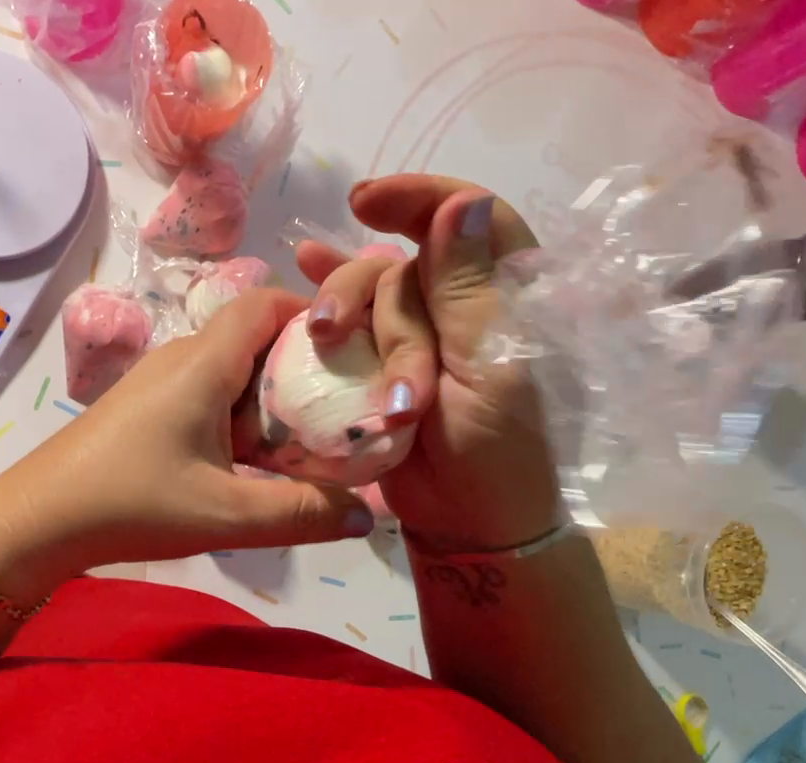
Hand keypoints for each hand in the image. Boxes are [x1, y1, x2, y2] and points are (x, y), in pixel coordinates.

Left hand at [0, 289, 375, 601]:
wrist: (39, 519)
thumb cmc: (131, 504)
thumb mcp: (225, 514)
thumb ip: (300, 514)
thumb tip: (369, 515)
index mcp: (203, 364)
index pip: (267, 304)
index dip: (315, 315)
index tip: (352, 354)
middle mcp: (180, 359)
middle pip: (253, 337)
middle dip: (301, 367)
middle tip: (340, 410)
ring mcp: (156, 384)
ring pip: (229, 371)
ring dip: (267, 400)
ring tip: (302, 445)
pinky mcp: (143, 410)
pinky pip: (204, 395)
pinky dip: (236, 417)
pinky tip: (245, 464)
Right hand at [298, 175, 561, 551]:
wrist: (465, 520)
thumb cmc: (494, 450)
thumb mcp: (488, 369)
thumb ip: (468, 290)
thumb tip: (464, 202)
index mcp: (505, 297)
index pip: (472, 220)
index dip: (421, 199)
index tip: (366, 202)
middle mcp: (459, 306)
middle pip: (402, 265)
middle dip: (369, 299)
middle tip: (335, 335)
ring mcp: (417, 336)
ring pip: (369, 294)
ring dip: (341, 307)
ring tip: (318, 332)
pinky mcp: (380, 365)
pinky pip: (353, 322)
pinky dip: (326, 297)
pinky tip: (301, 264)